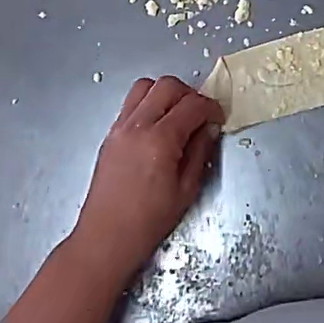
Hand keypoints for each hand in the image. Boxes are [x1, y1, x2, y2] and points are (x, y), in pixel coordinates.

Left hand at [69, 76, 223, 277]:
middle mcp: (138, 125)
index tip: (218, 116)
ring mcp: (120, 126)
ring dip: (165, 93)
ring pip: (145, 86)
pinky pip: (130, 103)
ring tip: (177, 113)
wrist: (106, 237)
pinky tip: (157, 124)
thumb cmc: (147, 222)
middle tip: (200, 112)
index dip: (211, 107)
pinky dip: (147, 103)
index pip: (192, 105)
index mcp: (160, 140)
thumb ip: (199, 152)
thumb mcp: (186, 190)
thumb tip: (209, 128)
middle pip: (167, 85)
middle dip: (189, 94)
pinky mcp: (110, 133)